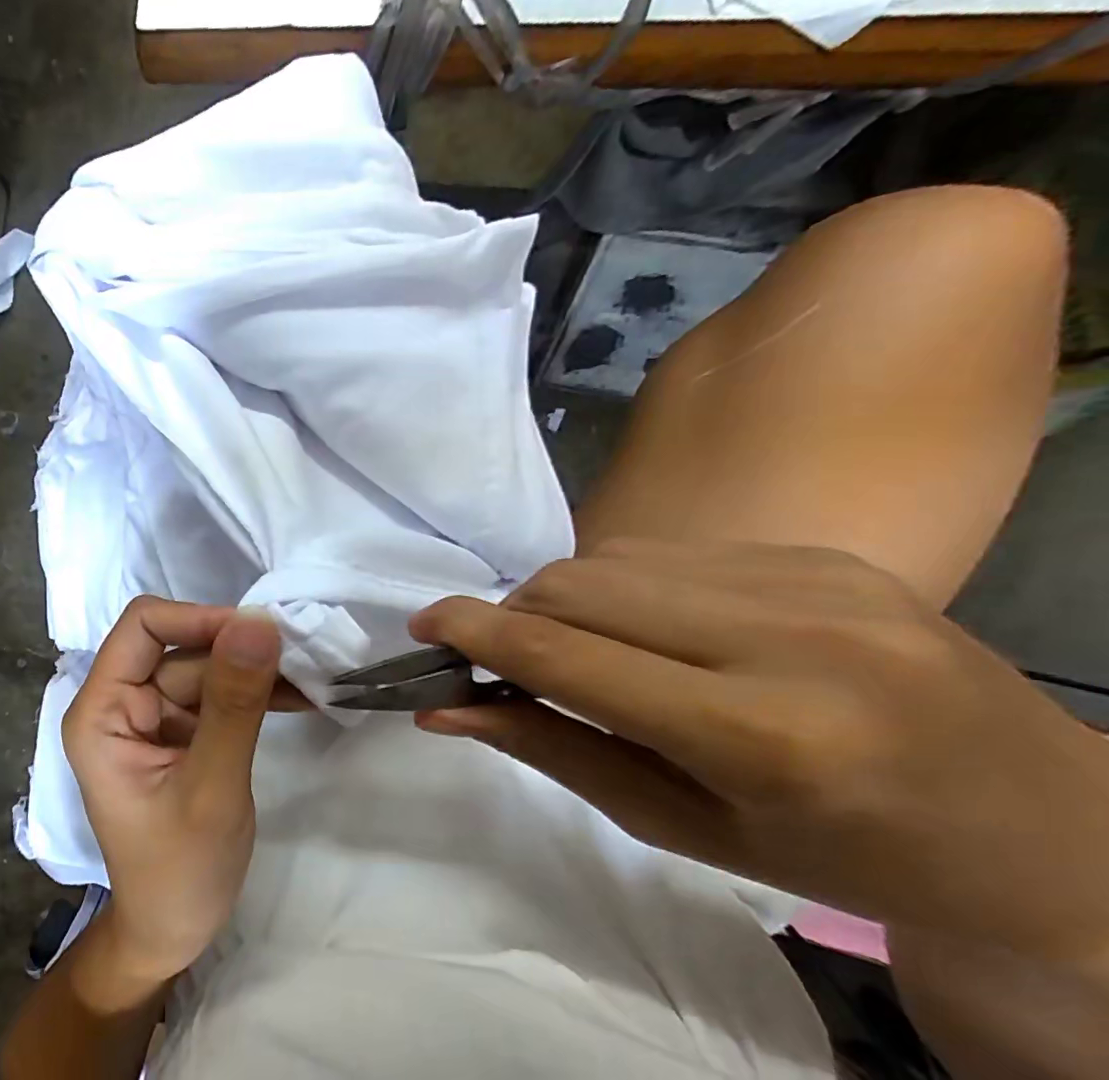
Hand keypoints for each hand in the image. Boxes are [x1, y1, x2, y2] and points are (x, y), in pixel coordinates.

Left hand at [62, 597, 283, 981]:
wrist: (173, 932)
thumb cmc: (180, 871)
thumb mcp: (212, 787)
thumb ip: (233, 703)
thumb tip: (257, 622)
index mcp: (101, 712)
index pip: (142, 628)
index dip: (199, 618)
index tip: (261, 632)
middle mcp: (120, 704)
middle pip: (180, 648)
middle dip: (240, 649)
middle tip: (308, 654)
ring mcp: (151, 718)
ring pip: (206, 669)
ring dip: (257, 671)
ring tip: (317, 675)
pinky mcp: (179, 733)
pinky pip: (217, 697)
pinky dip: (255, 694)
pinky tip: (301, 696)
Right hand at [410, 539, 1108, 962]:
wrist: (1048, 832)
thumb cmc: (840, 856)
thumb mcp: (679, 826)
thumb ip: (552, 750)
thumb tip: (445, 708)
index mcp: (762, 735)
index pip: (566, 654)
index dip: (476, 632)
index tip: (423, 628)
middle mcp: (794, 638)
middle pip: (577, 588)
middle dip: (512, 615)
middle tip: (499, 657)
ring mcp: (820, 581)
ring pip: (612, 559)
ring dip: (562, 599)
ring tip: (576, 647)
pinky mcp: (827, 554)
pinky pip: (667, 552)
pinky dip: (622, 586)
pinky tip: (650, 627)